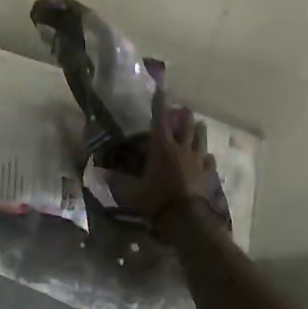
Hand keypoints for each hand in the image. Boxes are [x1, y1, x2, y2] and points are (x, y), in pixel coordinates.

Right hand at [121, 88, 227, 243]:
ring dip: (199, 131)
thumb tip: (98, 174)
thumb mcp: (129, 191)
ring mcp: (197, 162)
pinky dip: (206, 158)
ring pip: (200, 141)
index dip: (159, 104)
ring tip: (200, 124)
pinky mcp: (207, 176)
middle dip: (183, 115)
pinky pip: (208, 162)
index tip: (160, 89)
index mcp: (161, 147)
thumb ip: (115, 181)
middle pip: (185, 127)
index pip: (159, 120)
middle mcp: (181, 150)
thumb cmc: (156, 199)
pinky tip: (208, 157)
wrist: (185, 218)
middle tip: (183, 107)